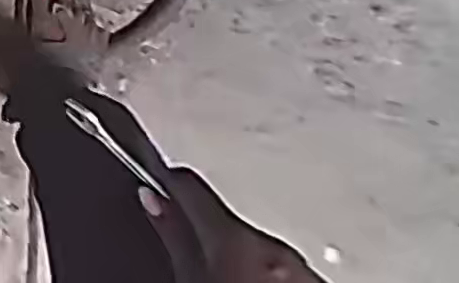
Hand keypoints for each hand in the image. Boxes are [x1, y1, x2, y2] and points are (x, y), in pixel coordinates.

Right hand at [141, 168, 325, 282]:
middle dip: (208, 231)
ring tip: (226, 279)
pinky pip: (285, 274)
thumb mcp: (190, 281)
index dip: (168, 184)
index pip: (188, 185)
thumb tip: (152, 199)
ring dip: (240, 259)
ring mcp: (306, 275)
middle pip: (227, 220)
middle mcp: (275, 248)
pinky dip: (267, 278)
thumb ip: (172, 235)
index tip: (157, 185)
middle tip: (190, 251)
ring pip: (259, 250)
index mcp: (233, 236)